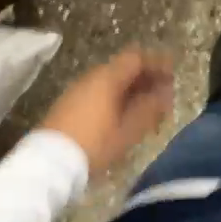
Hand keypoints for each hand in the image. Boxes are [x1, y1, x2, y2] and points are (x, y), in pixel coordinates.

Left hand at [40, 48, 174, 174]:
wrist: (48, 164)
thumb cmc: (95, 145)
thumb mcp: (129, 130)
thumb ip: (150, 108)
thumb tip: (165, 92)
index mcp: (108, 78)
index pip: (137, 58)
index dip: (157, 63)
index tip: (172, 74)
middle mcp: (92, 77)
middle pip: (123, 68)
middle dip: (146, 77)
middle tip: (163, 93)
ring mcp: (77, 90)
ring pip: (111, 81)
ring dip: (131, 89)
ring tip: (146, 108)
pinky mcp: (68, 105)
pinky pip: (99, 92)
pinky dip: (116, 97)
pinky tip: (123, 116)